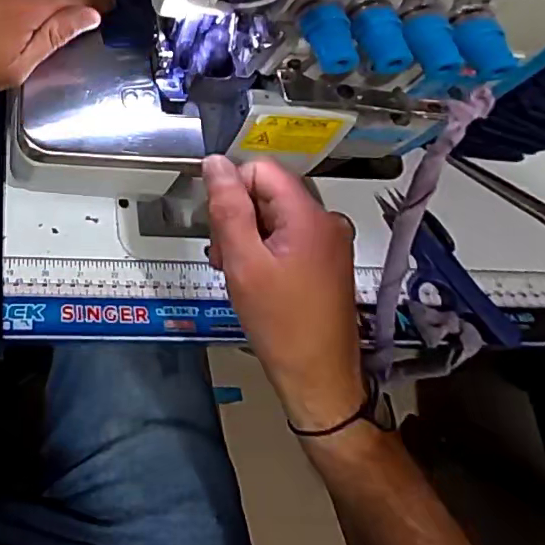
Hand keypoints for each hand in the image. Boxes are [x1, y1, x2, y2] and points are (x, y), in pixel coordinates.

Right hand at [204, 155, 366, 431]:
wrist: (318, 381)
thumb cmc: (280, 323)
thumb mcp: (243, 261)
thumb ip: (228, 207)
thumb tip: (215, 163)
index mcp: (310, 215)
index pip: (259, 170)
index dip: (232, 192)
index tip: (221, 229)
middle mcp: (326, 220)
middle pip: (266, 192)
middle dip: (237, 217)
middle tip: (227, 258)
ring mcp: (330, 242)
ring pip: (273, 215)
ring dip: (247, 236)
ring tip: (238, 272)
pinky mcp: (327, 260)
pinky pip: (286, 235)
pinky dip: (264, 250)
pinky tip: (255, 278)